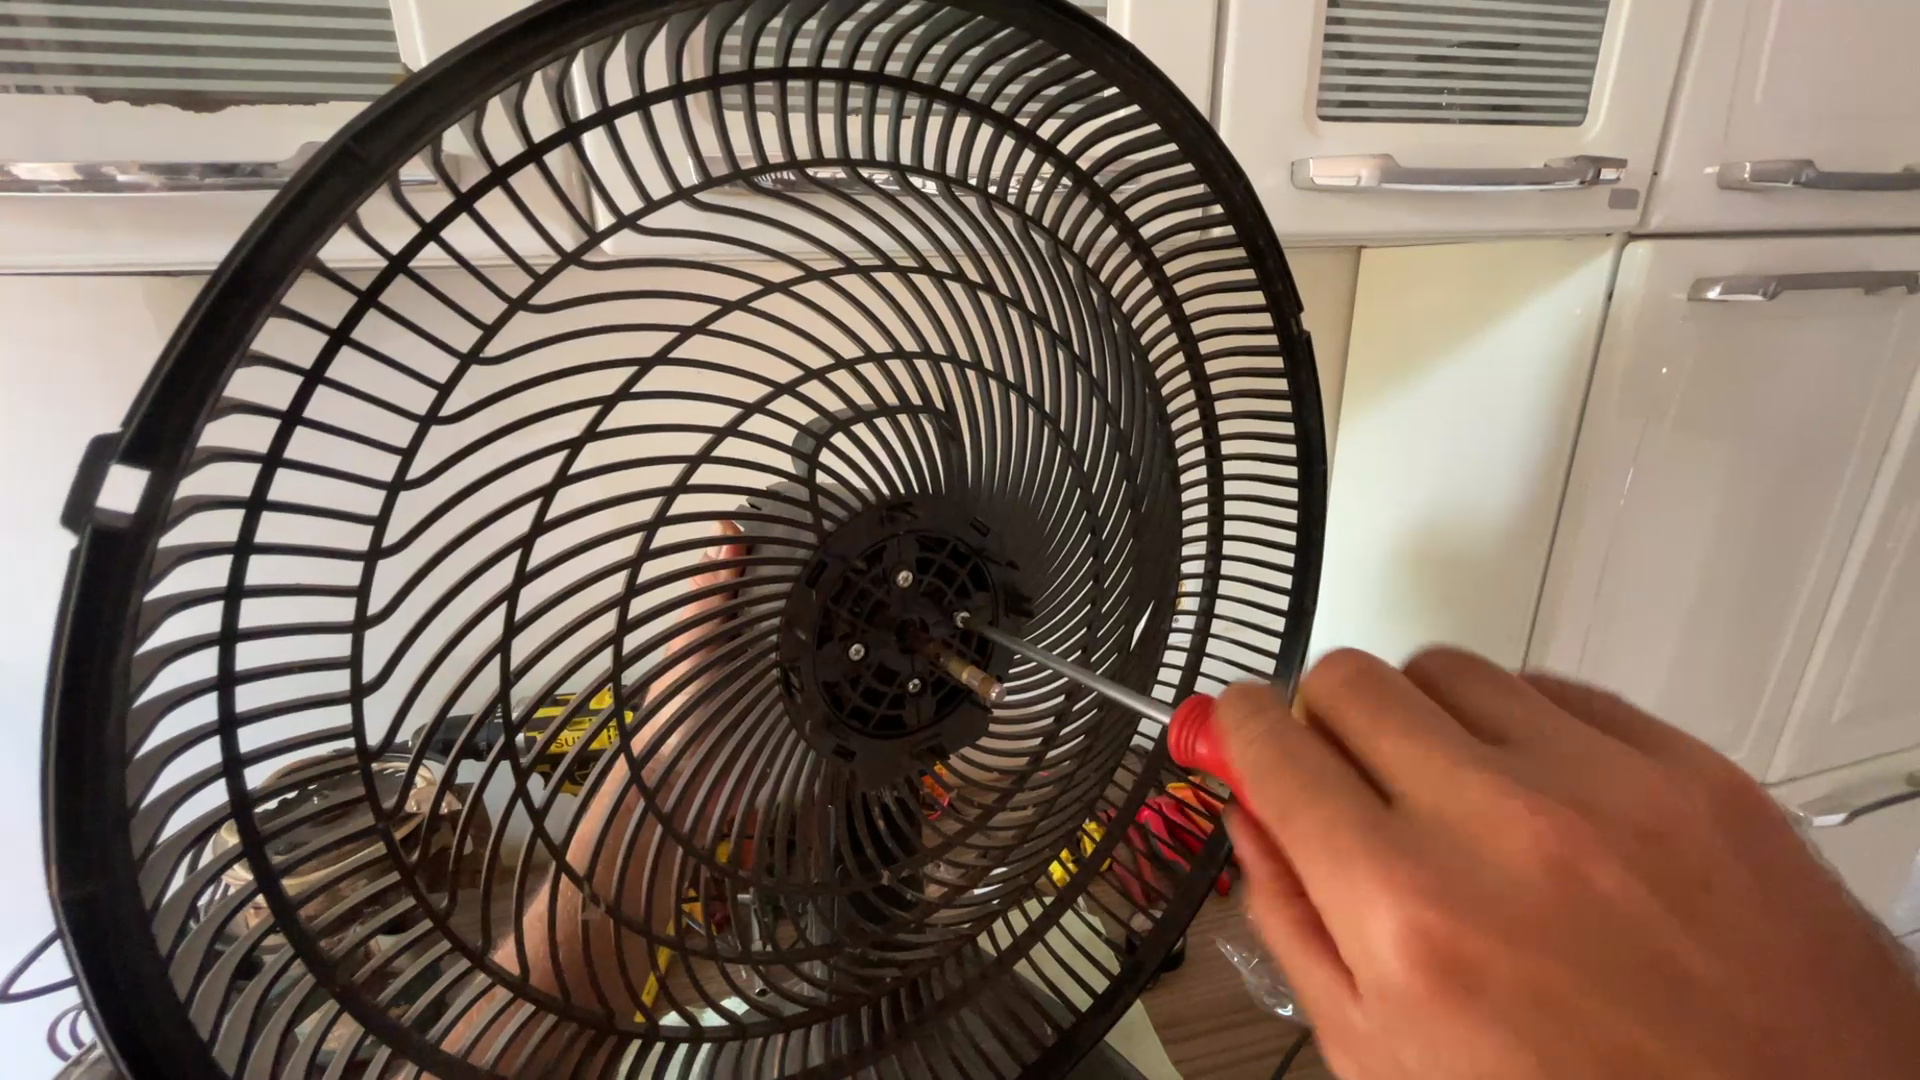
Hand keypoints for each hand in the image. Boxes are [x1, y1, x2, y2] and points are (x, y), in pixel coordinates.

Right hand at [1218, 647, 1919, 1079]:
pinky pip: (1549, 687)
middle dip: (1325, 715)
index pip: (1272, 744)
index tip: (1247, 727)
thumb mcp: (1378, 1053)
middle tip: (1351, 768)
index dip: (1242, 725)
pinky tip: (1539, 794)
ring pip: (1442, 667)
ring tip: (1454, 785)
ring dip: (1420, 714)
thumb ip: (1288, 916)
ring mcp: (1606, 789)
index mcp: (1402, 909)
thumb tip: (1247, 806)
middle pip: (1347, 678)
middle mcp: (1496, 828)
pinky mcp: (1699, 773)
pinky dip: (1517, 725)